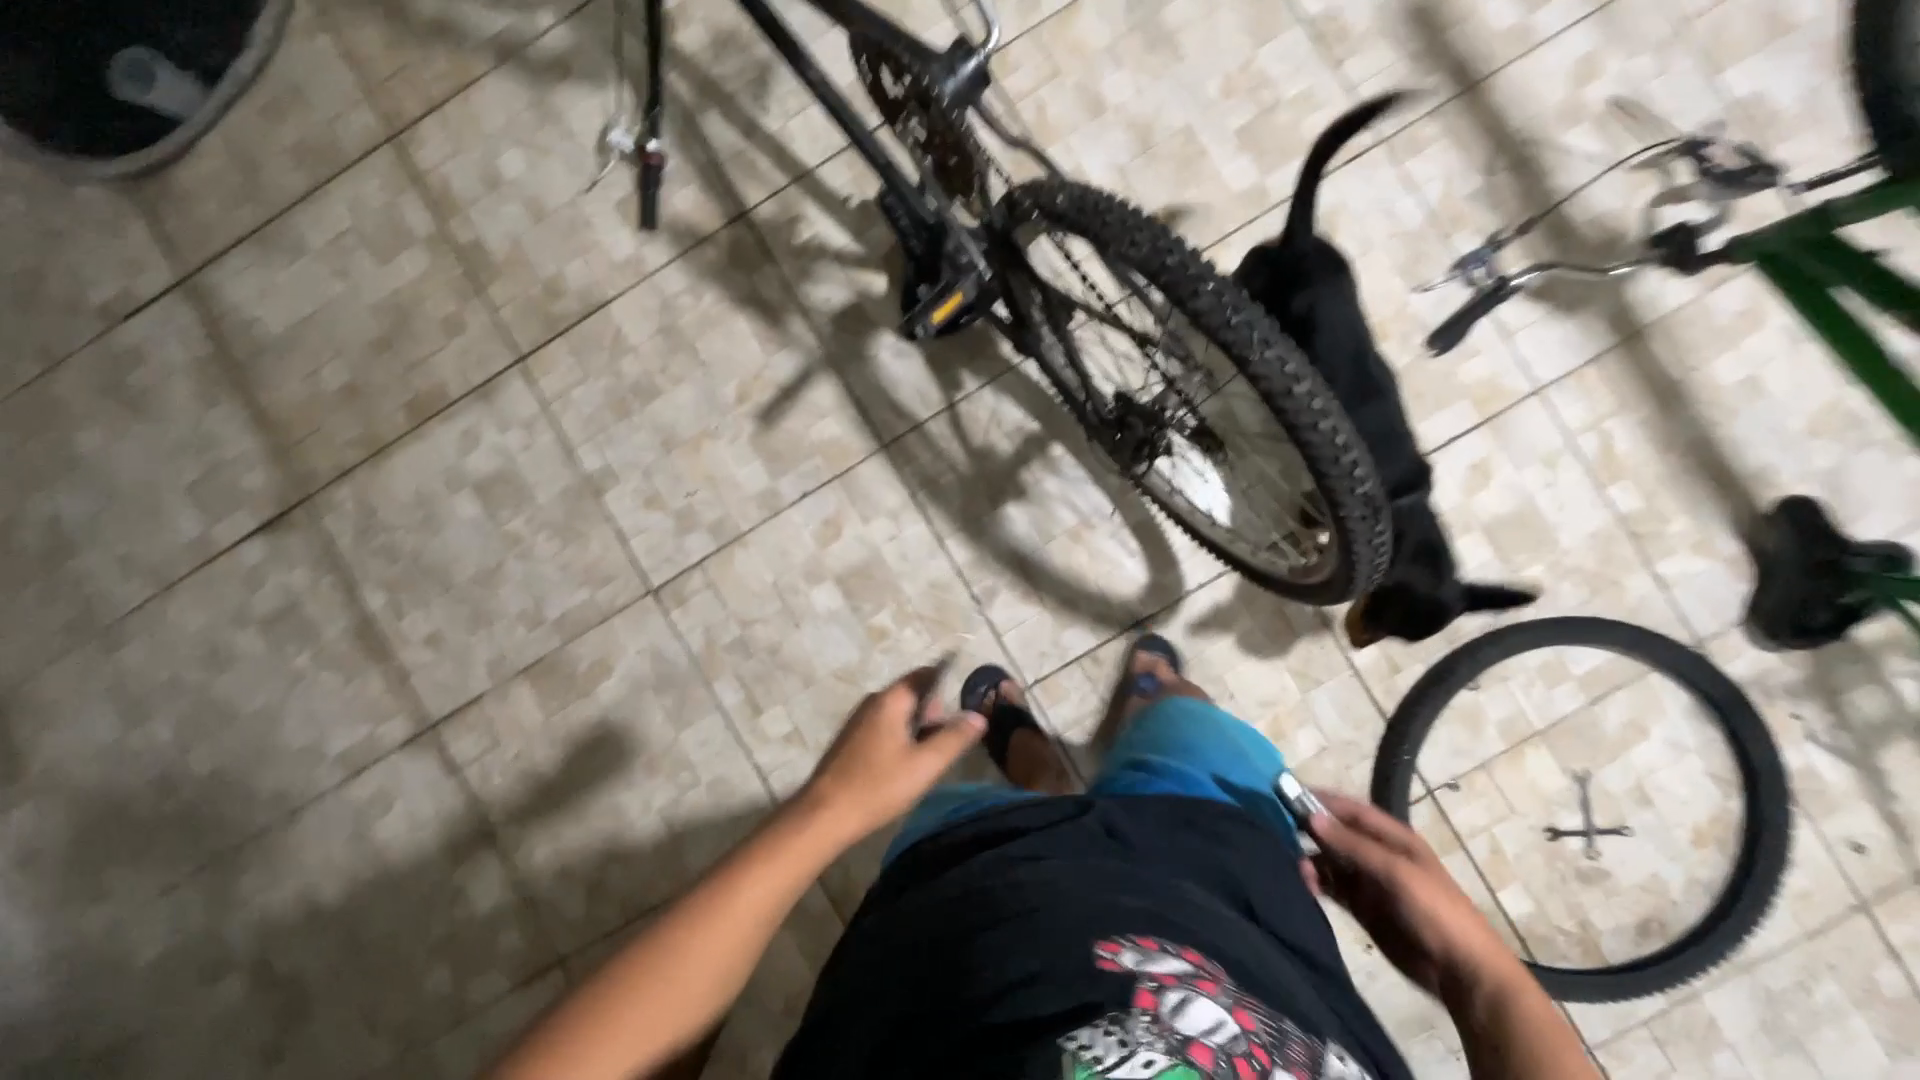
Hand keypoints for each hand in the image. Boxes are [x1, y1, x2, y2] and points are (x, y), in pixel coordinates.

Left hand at [798, 665, 986, 839]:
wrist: (824, 815)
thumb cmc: (878, 786)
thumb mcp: (925, 764)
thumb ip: (955, 738)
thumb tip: (978, 716)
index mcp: (891, 699)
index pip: (925, 674)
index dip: (948, 687)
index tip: (961, 713)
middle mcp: (872, 702)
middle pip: (913, 696)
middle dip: (933, 716)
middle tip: (942, 749)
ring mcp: (858, 721)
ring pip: (898, 715)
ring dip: (917, 732)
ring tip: (924, 763)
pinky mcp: (850, 741)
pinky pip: (884, 729)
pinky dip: (899, 741)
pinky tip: (901, 770)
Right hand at [1301, 791, 1520, 1003]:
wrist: (1460, 971)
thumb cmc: (1435, 911)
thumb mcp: (1396, 872)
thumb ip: (1352, 846)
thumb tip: (1310, 817)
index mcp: (1395, 838)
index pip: (1352, 810)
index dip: (1322, 800)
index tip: (1286, 794)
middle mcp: (1379, 855)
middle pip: (1338, 834)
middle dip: (1311, 830)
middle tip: (1277, 829)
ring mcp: (1370, 882)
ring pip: (1331, 861)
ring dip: (1312, 860)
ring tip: (1296, 868)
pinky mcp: (1363, 908)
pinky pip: (1333, 887)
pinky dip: (1317, 883)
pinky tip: (1305, 884)